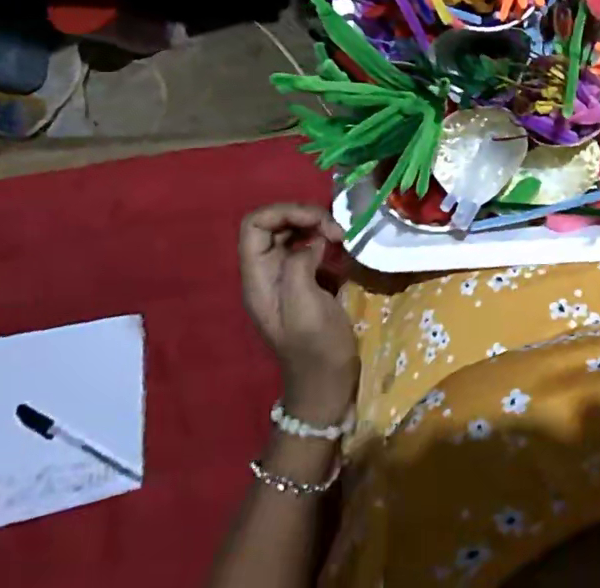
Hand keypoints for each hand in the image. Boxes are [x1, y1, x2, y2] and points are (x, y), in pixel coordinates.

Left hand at [239, 204, 359, 420]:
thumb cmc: (316, 350)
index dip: (284, 212)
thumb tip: (312, 242)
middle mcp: (267, 273)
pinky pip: (311, 248)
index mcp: (257, 278)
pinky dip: (328, 242)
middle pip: (274, 224)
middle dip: (306, 216)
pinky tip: (344, 253)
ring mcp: (286, 278)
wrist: (327, 386)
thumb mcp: (306, 307)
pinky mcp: (307, 282)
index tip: (320, 222)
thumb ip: (300, 266)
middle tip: (338, 230)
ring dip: (319, 227)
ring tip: (343, 238)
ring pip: (294, 233)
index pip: (255, 224)